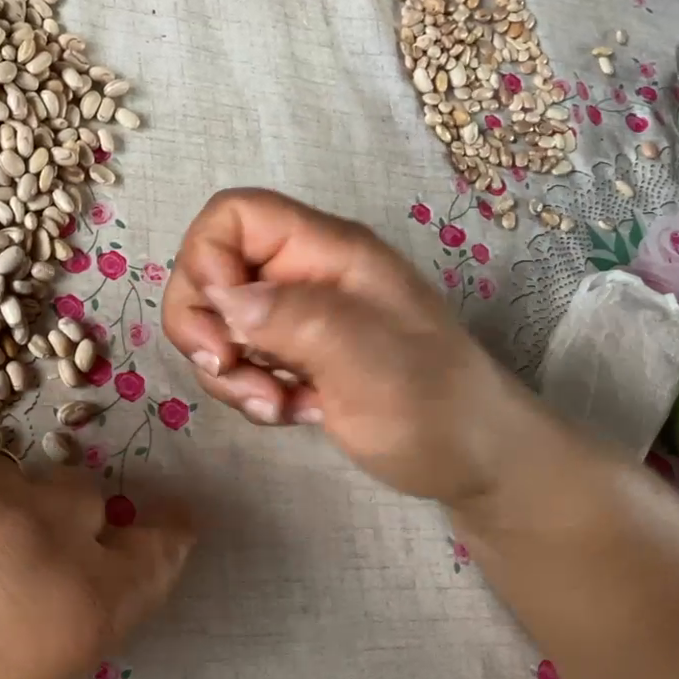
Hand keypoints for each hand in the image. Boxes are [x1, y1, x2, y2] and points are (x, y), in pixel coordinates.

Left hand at [0, 449, 193, 678]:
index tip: (172, 523)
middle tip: (23, 555)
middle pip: (85, 496)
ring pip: (11, 475)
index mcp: (74, 602)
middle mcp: (29, 527)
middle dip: (70, 524)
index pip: (152, 549)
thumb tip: (90, 572)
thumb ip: (69, 622)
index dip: (164, 536)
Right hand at [161, 188, 547, 505]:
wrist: (474, 463)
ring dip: (226, 370)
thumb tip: (224, 299)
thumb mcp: (375, 363)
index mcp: (325, 252)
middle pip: (206, 271)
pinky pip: (229, 359)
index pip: (234, 215)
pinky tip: (289, 411)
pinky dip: (242, 390)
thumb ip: (300, 320)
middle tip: (235, 370)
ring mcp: (288, 315)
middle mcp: (298, 274)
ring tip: (276, 405)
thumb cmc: (438, 407)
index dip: (209, 258)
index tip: (226, 319)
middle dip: (205, 328)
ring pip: (211, 321)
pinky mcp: (282, 354)